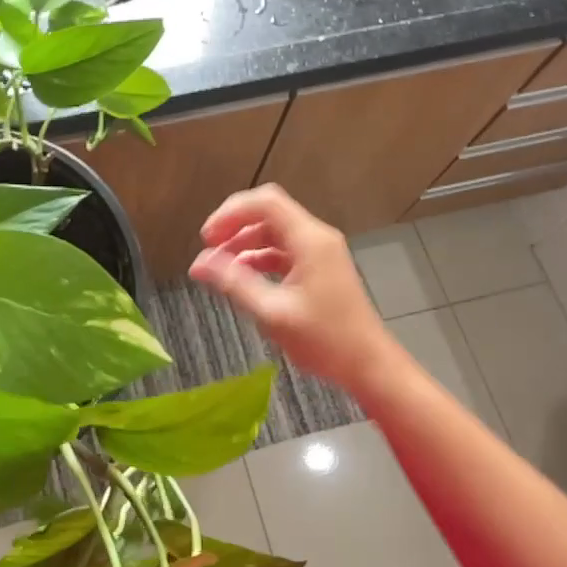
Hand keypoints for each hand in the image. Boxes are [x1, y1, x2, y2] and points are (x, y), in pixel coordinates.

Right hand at [188, 185, 403, 395]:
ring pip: (275, 231)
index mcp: (309, 240)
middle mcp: (317, 237)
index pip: (265, 203)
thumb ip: (234, 283)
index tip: (207, 238)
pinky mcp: (320, 267)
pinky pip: (284, 250)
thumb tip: (198, 264)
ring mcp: (321, 251)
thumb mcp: (272, 313)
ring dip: (245, 242)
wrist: (368, 364)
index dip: (231, 213)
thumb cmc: (325, 340)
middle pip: (269, 212)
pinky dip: (260, 257)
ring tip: (220, 266)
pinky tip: (243, 277)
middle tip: (209, 250)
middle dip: (235, 226)